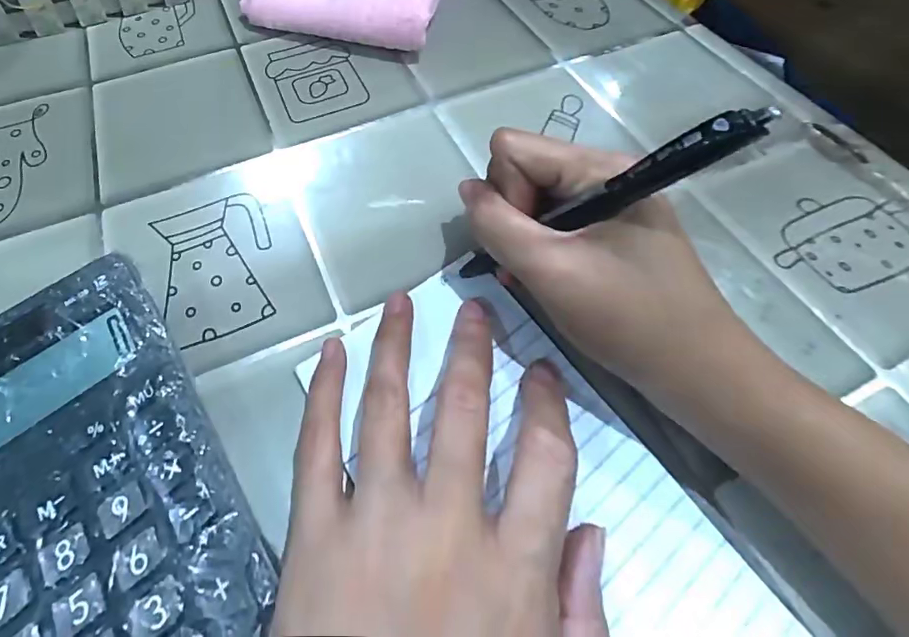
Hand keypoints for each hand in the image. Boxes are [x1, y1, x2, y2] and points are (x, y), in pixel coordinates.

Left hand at [272, 293, 607, 636]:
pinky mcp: (313, 529)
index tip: (541, 370)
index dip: (547, 405)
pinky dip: (325, 391)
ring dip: (396, 347)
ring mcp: (375, 520)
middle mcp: (448, 526)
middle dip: (473, 352)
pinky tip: (332, 350)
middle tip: (475, 310)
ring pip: (389, 409)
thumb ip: (577, 613)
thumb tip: (595, 533)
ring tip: (402, 303)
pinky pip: (317, 444)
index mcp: (512, 570)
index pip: (545, 460)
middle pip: (465, 413)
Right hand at [457, 129, 753, 393]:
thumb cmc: (629, 319)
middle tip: (533, 263)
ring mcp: (608, 198)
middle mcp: (603, 171)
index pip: (511, 149)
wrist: (701, 374)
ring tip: (542, 276)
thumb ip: (497, 225)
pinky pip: (553, 216)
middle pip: (520, 168)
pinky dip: (540, 245)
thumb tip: (467, 189)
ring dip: (523, 235)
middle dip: (512, 214)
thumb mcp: (550, 271)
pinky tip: (552, 276)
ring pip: (532, 194)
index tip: (529, 242)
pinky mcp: (609, 224)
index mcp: (599, 168)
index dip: (504, 193)